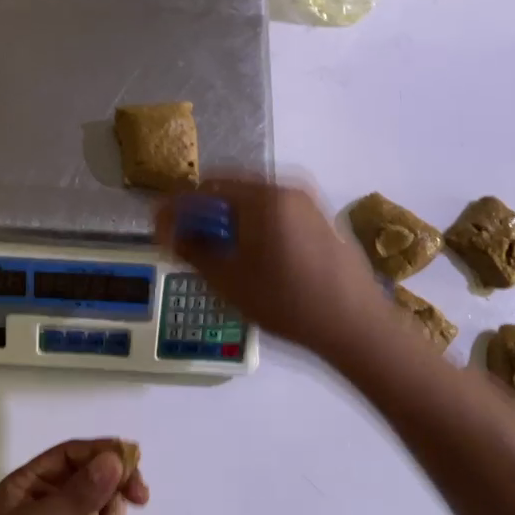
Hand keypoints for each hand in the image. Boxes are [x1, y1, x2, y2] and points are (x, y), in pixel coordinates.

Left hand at [0, 439, 148, 514]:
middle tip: (139, 500)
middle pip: (98, 481)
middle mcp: (49, 506)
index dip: (103, 452)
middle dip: (111, 500)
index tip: (134, 462)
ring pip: (110, 514)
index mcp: (28, 488)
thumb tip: (114, 459)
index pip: (72, 454)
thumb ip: (78, 495)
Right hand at [156, 176, 388, 355]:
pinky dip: (253, 227)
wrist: (356, 327)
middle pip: (231, 191)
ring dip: (228, 222)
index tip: (158, 226)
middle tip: (183, 241)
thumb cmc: (287, 302)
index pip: (206, 187)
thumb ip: (193, 249)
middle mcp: (288, 189)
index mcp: (264, 196)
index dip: (177, 206)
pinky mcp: (321, 222)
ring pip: (254, 204)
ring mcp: (309, 204)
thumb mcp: (229, 281)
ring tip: (214, 253)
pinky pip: (275, 214)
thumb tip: (166, 230)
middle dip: (203, 214)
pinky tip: (249, 257)